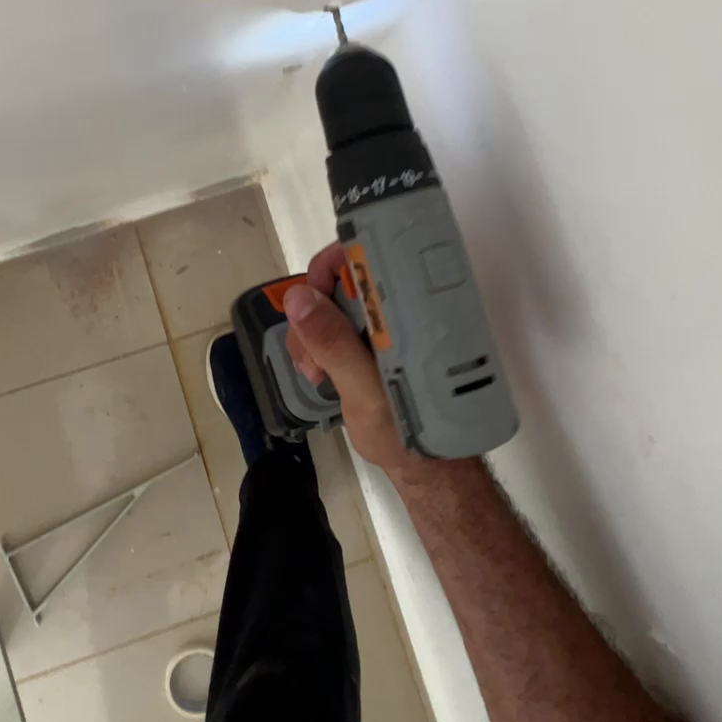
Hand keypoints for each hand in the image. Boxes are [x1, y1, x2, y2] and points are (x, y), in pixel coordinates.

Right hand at [283, 242, 424, 475]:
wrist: (422, 468)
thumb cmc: (405, 430)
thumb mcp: (365, 389)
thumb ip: (334, 342)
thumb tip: (299, 296)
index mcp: (405, 309)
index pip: (368, 254)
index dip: (334, 264)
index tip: (314, 302)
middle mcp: (392, 309)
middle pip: (338, 278)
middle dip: (314, 310)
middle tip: (312, 354)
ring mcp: (378, 325)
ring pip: (327, 304)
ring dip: (310, 335)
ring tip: (317, 374)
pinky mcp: (366, 342)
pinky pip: (328, 327)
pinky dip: (315, 346)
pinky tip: (320, 374)